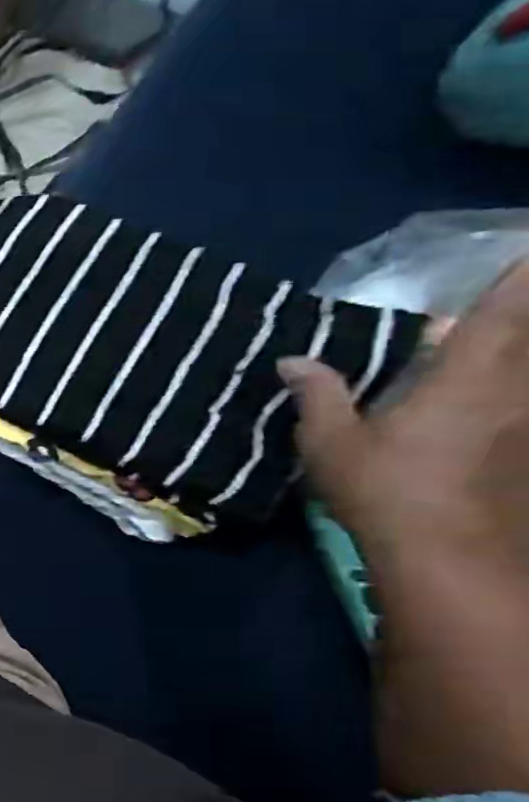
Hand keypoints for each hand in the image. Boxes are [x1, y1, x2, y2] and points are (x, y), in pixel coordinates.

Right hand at [281, 261, 528, 563]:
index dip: (517, 279)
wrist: (452, 553)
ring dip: (516, 348)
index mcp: (466, 381)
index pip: (502, 314)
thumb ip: (320, 395)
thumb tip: (295, 359)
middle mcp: (517, 390)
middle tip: (511, 290)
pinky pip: (524, 400)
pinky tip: (490, 395)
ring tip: (488, 345)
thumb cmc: (385, 490)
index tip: (523, 249)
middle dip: (526, 308)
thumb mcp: (331, 443)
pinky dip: (511, 383)